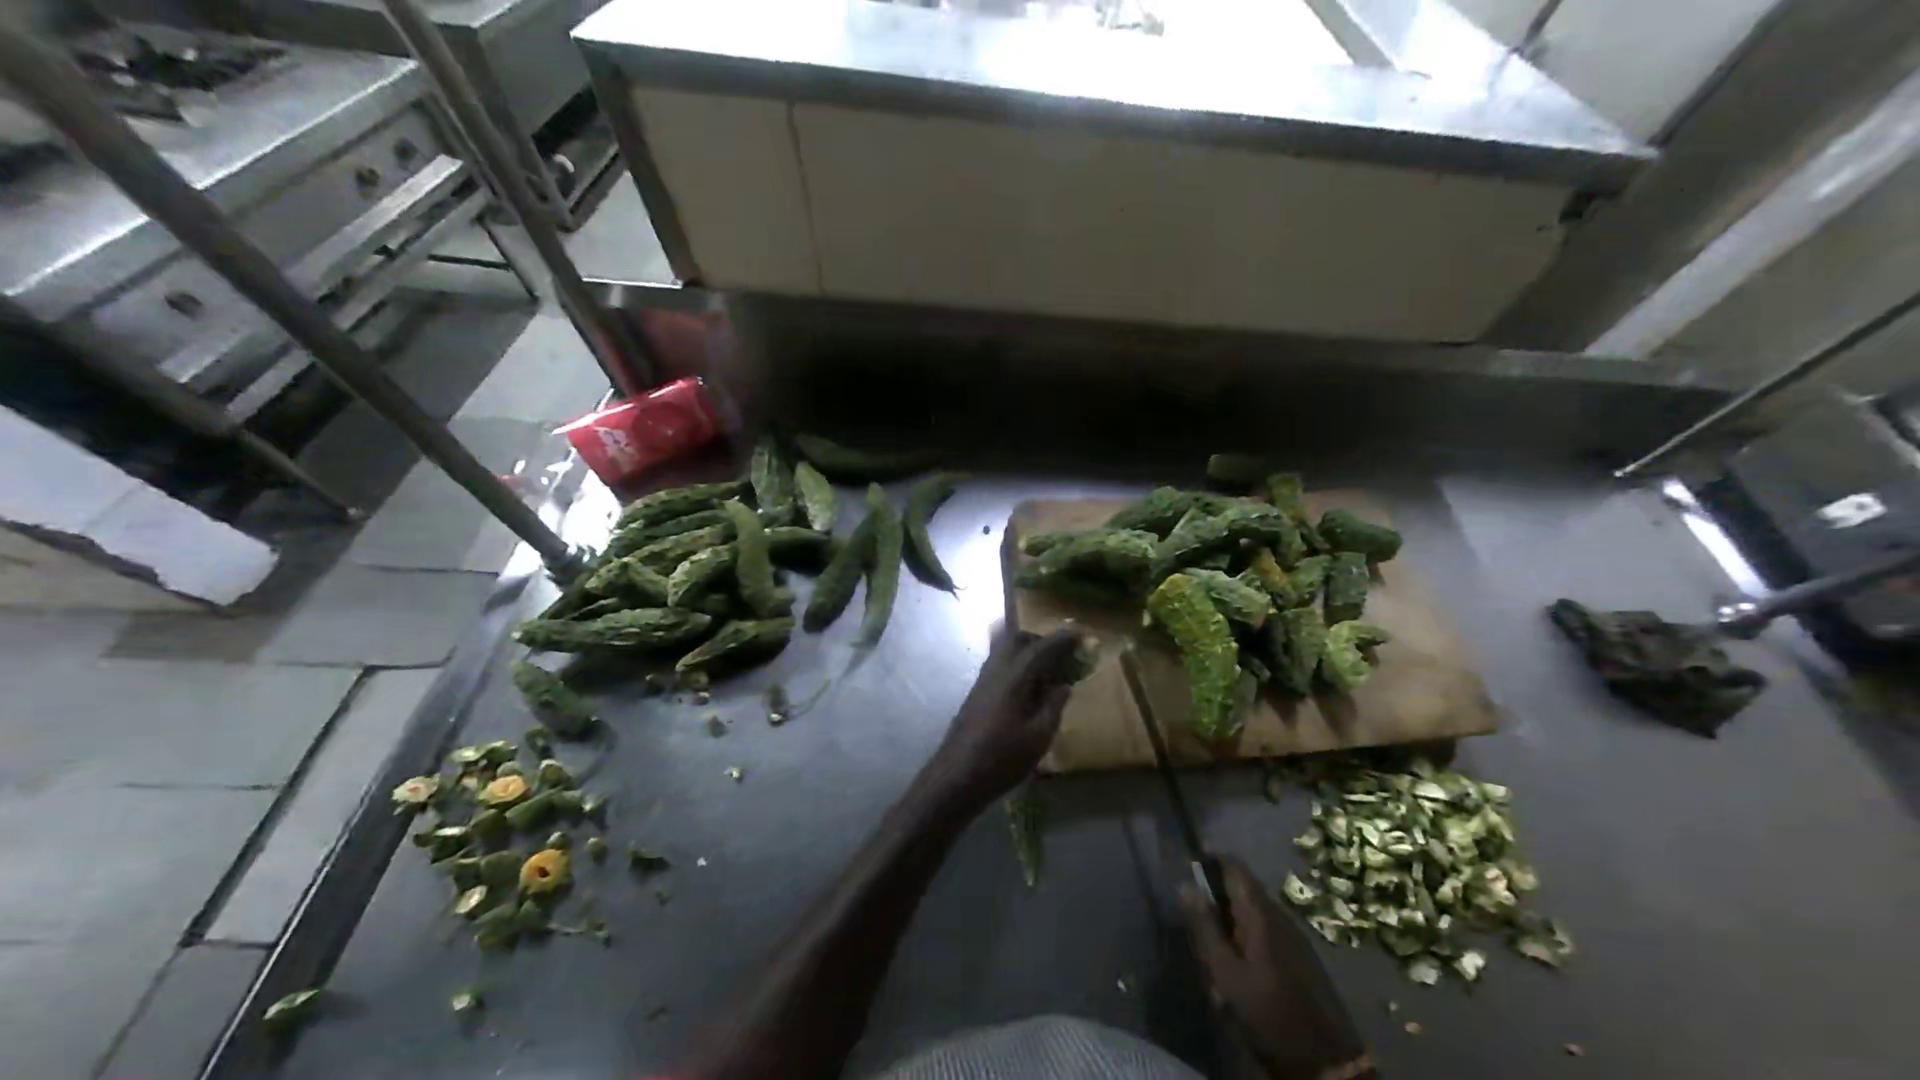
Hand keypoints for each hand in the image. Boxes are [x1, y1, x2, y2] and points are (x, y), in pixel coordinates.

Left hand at [923, 628, 1082, 810]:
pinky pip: (1000, 665)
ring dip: (1028, 653)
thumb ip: (1054, 705)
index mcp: (1014, 677)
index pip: (1042, 647)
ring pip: (1006, 650)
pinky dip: (1018, 666)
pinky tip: (1029, 689)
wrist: (957, 776)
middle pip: (1018, 639)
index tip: (1083, 635)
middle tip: (1064, 658)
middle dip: (1043, 642)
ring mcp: (983, 680)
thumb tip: (1063, 685)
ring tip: (1049, 675)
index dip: (1064, 639)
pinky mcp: (977, 693)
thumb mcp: (1039, 736)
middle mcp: (996, 670)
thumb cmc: (1002, 759)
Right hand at [1182, 857, 1367, 1079]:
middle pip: (1245, 886)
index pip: (1235, 866)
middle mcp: (1280, 914)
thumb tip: (1185, 884)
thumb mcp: (1224, 973)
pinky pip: (1269, 926)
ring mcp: (1295, 935)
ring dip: (1233, 912)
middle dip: (1218, 889)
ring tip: (1212, 934)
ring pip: (1257, 908)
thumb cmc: (1267, 1013)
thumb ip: (1203, 926)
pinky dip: (1248, 928)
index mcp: (1260, 912)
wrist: (1326, 1061)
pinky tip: (1239, 955)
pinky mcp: (1303, 955)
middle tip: (1193, 908)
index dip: (1211, 858)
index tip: (1189, 863)